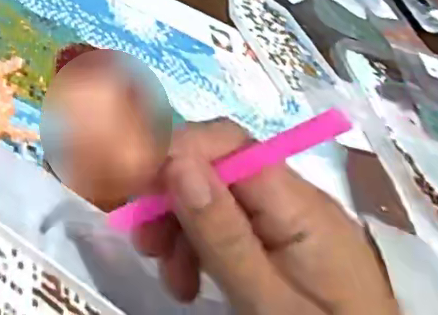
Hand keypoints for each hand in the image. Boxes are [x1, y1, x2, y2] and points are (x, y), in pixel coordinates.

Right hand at [132, 121, 397, 314]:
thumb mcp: (269, 307)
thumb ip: (223, 233)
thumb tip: (173, 157)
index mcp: (300, 205)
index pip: (226, 140)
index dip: (175, 151)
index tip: (136, 189)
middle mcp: (297, 201)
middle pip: (215, 165)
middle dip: (169, 193)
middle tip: (143, 242)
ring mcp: (293, 226)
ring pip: (215, 193)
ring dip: (178, 222)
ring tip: (167, 273)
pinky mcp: (287, 251)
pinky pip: (230, 224)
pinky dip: (199, 243)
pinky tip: (188, 278)